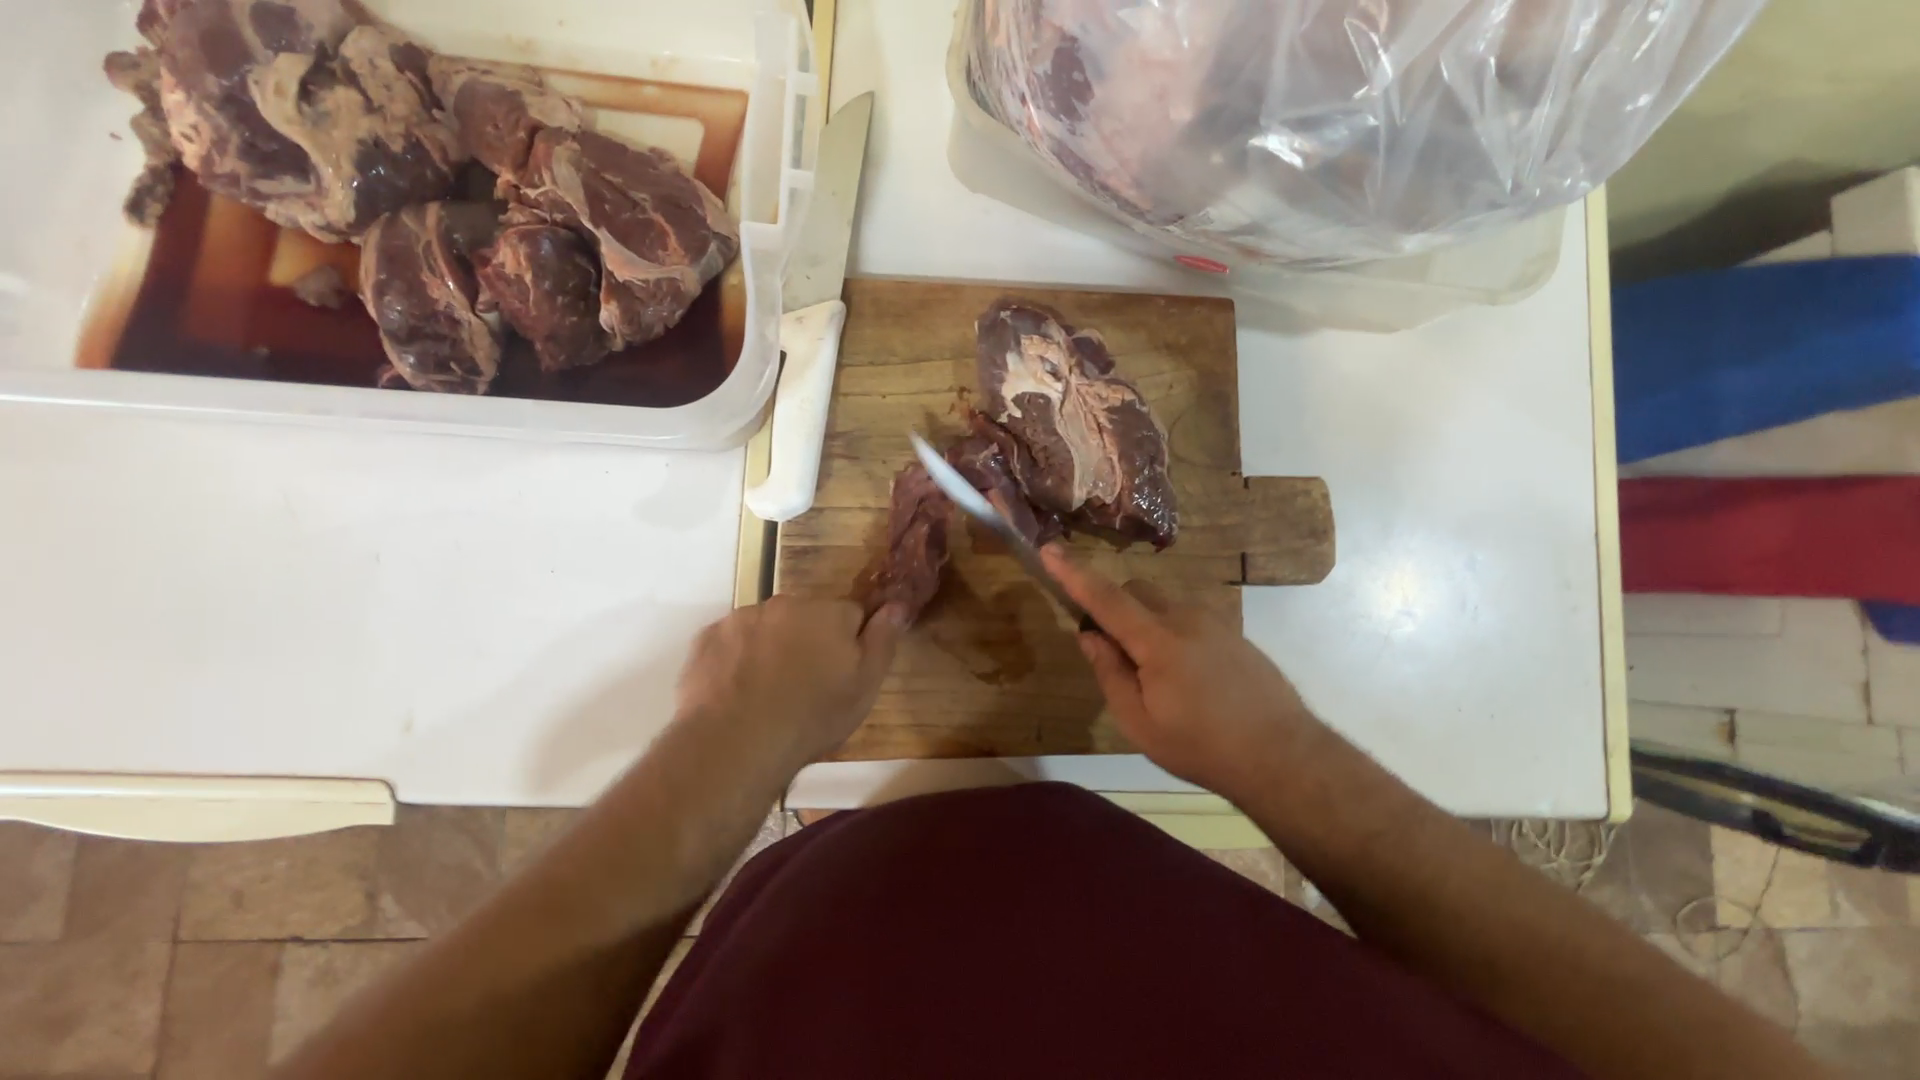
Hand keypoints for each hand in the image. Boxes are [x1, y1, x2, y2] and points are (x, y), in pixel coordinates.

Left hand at [675, 596, 906, 769]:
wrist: (735, 743)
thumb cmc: (811, 717)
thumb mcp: (864, 687)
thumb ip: (883, 640)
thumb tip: (897, 604)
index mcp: (828, 613)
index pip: (850, 614)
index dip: (850, 642)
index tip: (842, 673)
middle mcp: (784, 604)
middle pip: (805, 617)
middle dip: (808, 641)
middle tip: (805, 687)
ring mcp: (740, 619)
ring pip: (766, 628)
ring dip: (771, 648)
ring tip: (767, 694)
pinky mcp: (706, 638)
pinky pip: (731, 643)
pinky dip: (736, 660)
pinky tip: (737, 693)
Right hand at [1043, 546, 1325, 798]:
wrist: (1282, 755)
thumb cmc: (1202, 747)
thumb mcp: (1141, 724)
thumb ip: (1110, 674)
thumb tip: (1090, 636)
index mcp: (1158, 641)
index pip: (1106, 598)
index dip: (1074, 574)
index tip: (1049, 549)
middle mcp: (1186, 618)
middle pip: (1135, 591)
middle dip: (1113, 606)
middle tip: (1111, 653)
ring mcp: (1215, 622)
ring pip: (1163, 604)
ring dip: (1143, 622)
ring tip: (1154, 677)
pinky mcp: (1233, 633)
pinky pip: (1187, 617)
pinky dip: (1169, 631)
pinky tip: (1185, 678)